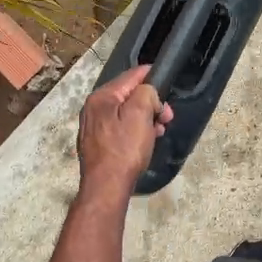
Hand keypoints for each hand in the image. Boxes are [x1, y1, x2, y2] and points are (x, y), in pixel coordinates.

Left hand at [77, 65, 171, 191]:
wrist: (106, 186)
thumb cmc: (125, 149)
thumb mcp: (140, 114)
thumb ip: (146, 93)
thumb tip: (148, 92)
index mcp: (101, 97)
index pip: (130, 76)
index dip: (150, 75)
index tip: (166, 78)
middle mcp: (93, 109)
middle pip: (128, 95)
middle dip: (151, 102)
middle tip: (168, 116)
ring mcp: (93, 127)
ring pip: (125, 113)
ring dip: (146, 117)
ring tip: (160, 130)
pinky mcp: (97, 143)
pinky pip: (120, 127)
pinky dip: (136, 129)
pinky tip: (146, 140)